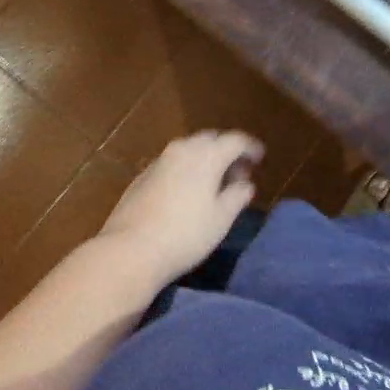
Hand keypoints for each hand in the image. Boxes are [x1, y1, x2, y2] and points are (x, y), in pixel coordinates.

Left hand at [98, 130, 263, 282]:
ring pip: (189, 150)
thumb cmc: (185, 235)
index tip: (260, 158)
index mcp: (207, 154)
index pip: (235, 140)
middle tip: (237, 173)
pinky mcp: (142, 175)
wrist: (129, 250)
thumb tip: (245, 184)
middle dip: (227, 151)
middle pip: (211, 140)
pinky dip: (186, 169)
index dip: (250, 147)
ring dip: (205, 159)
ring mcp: (160, 160)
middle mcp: (183, 148)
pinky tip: (187, 191)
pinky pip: (173, 163)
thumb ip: (237, 196)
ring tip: (213, 182)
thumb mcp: (221, 219)